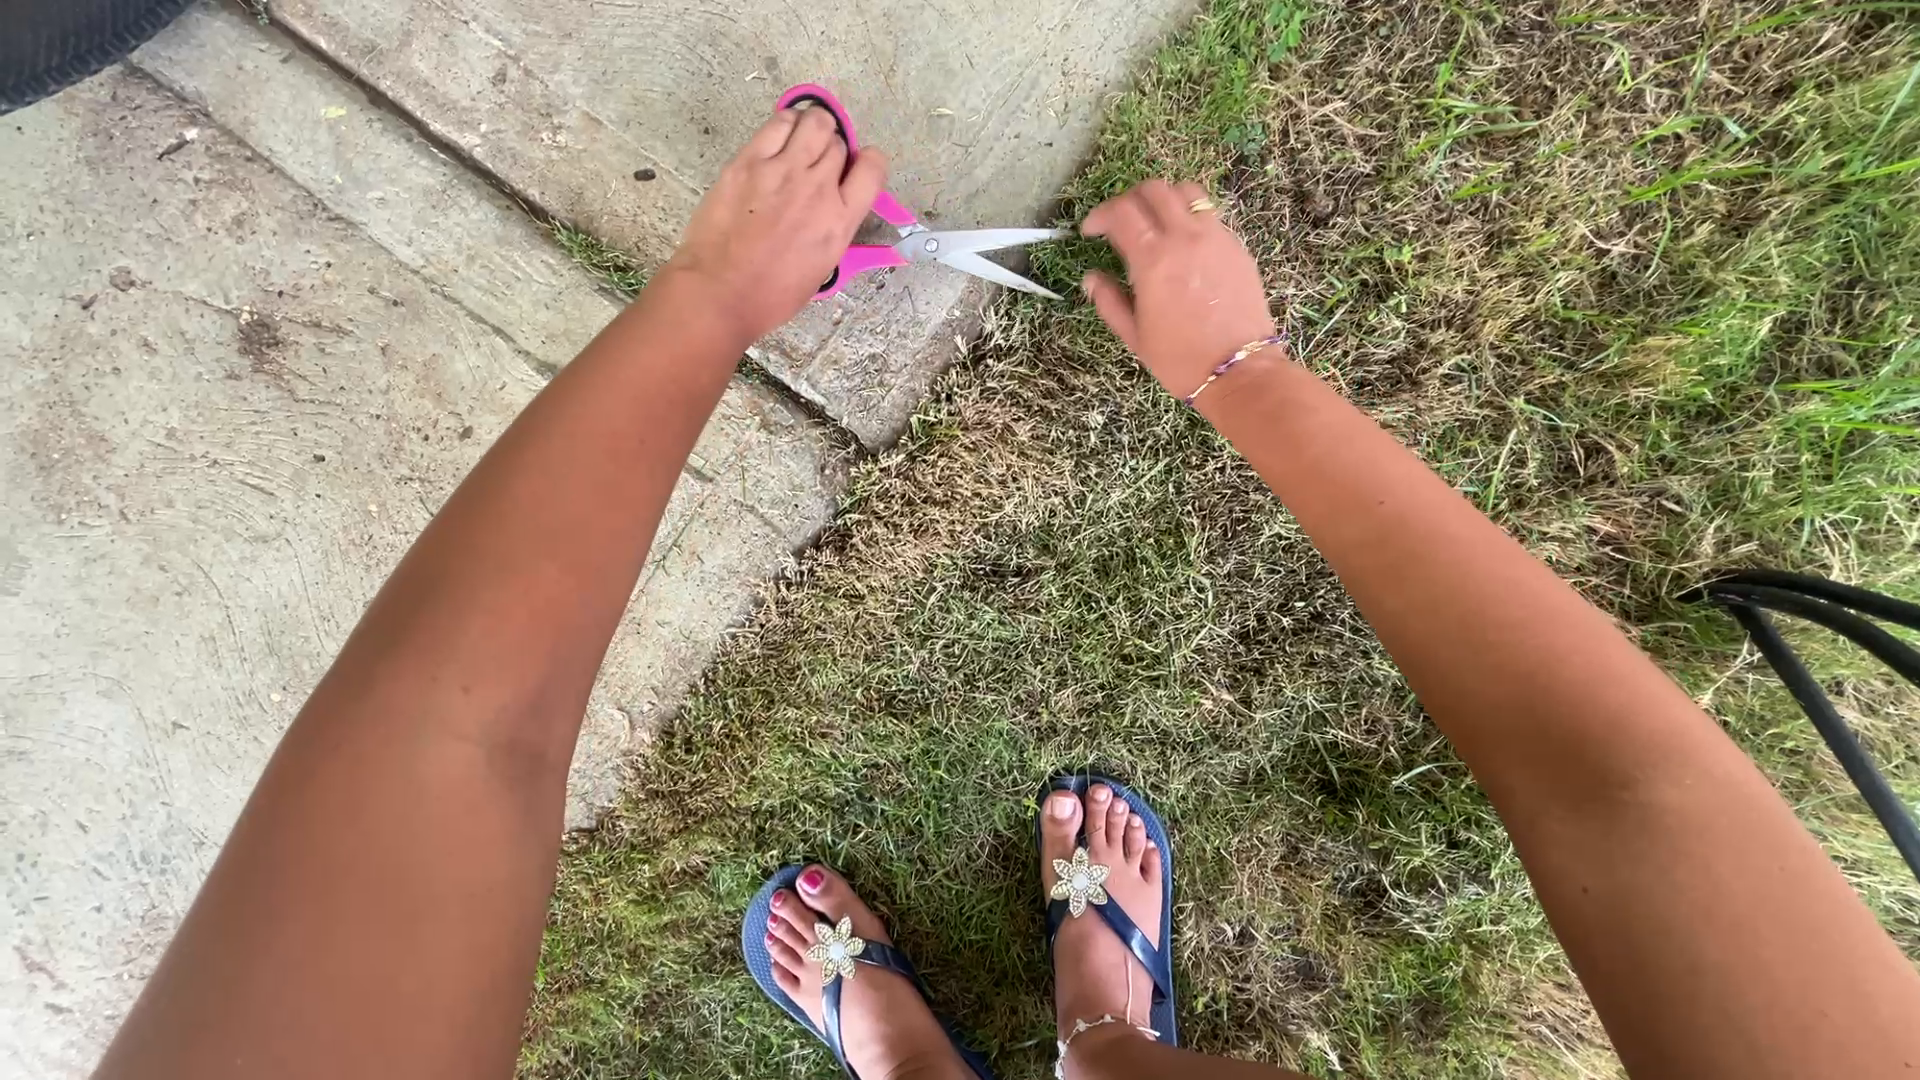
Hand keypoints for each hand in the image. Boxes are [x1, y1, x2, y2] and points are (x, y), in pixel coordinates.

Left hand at [662, 105, 887, 341]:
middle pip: (838, 143)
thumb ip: (833, 229)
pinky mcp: (749, 160)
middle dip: (832, 150)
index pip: (872, 169)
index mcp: (840, 222)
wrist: (721, 291)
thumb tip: (832, 208)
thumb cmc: (771, 294)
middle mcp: (817, 189)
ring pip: (813, 121)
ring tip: (799, 144)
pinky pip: (778, 123)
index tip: (854, 170)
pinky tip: (777, 141)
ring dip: (812, 129)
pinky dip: (785, 125)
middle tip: (816, 164)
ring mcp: (782, 170)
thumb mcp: (822, 268)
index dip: (868, 163)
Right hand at [1080, 180, 1280, 400]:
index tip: (1090, 230)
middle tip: (1118, 221)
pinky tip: (1182, 242)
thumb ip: (1109, 301)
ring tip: (1153, 222)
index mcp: (1153, 260)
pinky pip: (1209, 213)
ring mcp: (1215, 237)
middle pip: (1153, 190)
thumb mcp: (1134, 336)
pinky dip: (1188, 215)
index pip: (1121, 213)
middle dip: (1128, 199)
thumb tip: (1092, 278)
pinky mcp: (1236, 245)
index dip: (1099, 215)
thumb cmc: (1179, 360)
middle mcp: (1185, 238)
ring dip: (1162, 199)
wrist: (1237, 370)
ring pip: (1185, 192)